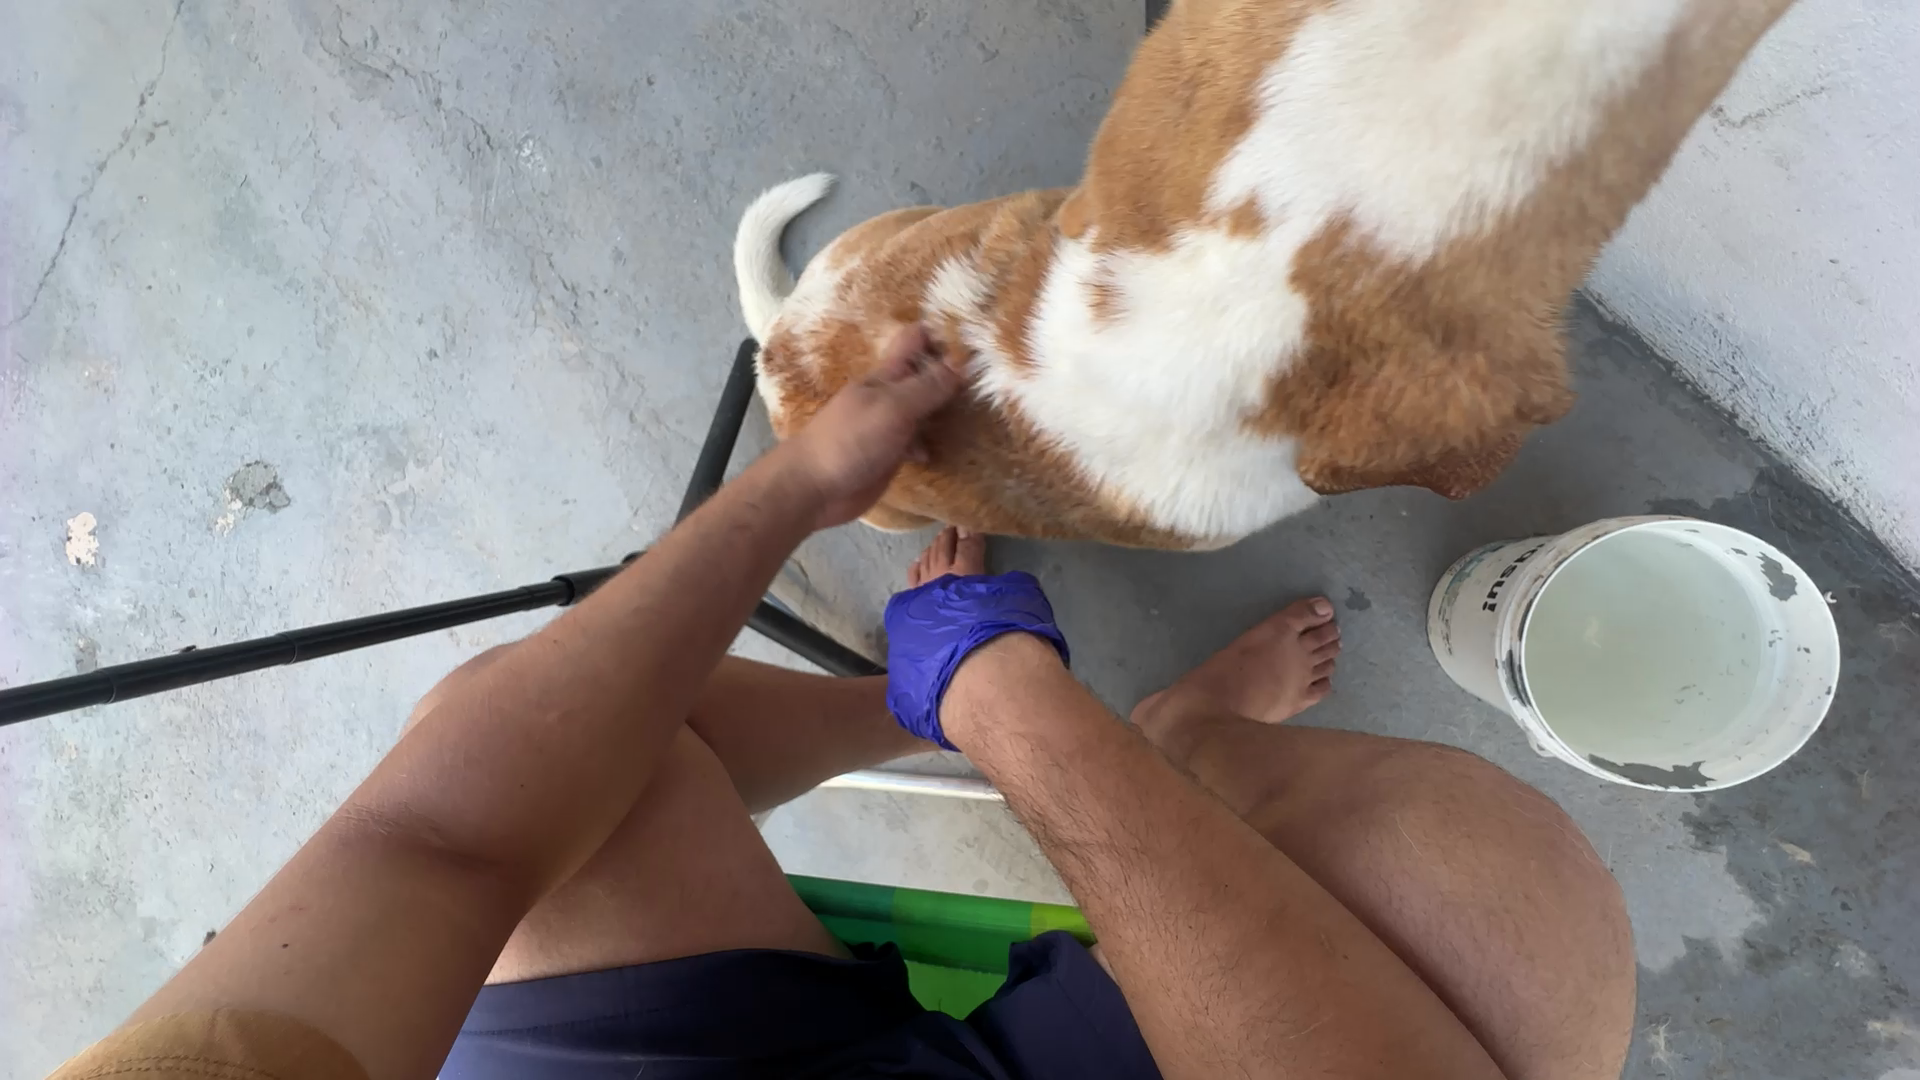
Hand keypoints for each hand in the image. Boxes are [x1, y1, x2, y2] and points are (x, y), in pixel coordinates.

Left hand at [779, 324, 965, 528]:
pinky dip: (934, 442)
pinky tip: (950, 450)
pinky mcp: (891, 453)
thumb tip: (963, 362)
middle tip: (993, 379)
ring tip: (984, 412)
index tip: (978, 341)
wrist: (815, 487)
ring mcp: (890, 425)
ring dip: (947, 410)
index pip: (915, 340)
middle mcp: (890, 395)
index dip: (942, 335)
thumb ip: (927, 387)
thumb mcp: (893, 407)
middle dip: (953, 374)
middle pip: (925, 375)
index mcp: (887, 375)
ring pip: (925, 409)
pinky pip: (918, 441)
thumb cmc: (850, 439)